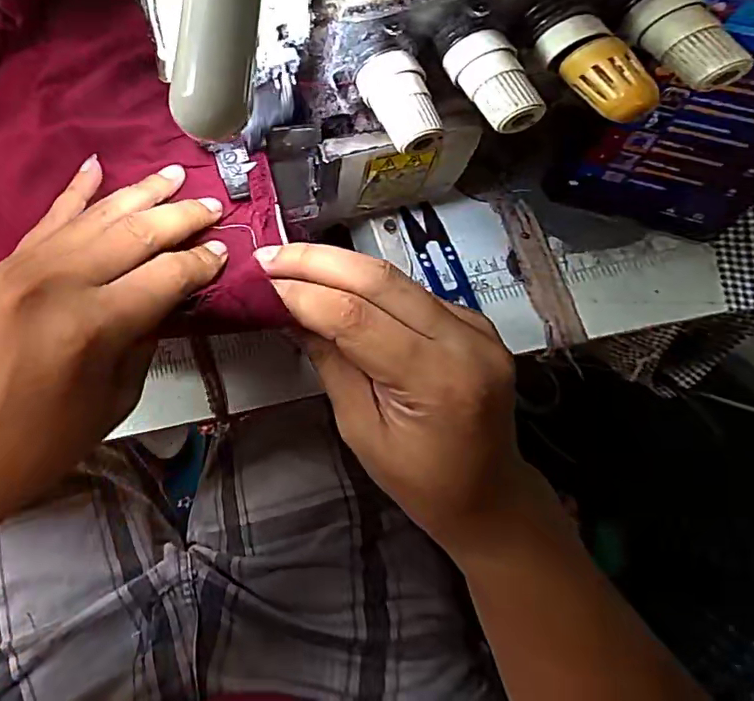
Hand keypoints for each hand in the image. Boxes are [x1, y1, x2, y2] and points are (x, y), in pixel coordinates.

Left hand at [0, 158, 226, 555]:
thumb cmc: (36, 446)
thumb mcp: (111, 400)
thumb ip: (143, 340)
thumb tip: (168, 298)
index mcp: (94, 323)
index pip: (166, 274)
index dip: (201, 262)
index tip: (223, 252)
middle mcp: (63, 280)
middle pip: (137, 232)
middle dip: (181, 216)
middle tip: (212, 206)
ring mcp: (30, 265)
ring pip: (98, 214)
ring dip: (140, 192)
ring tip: (173, 175)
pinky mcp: (8, 263)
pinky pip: (51, 216)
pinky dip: (77, 190)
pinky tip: (96, 166)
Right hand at [260, 243, 547, 560]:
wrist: (492, 497)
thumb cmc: (422, 482)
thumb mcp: (361, 429)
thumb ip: (329, 361)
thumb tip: (289, 310)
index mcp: (436, 380)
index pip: (356, 317)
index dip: (303, 293)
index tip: (261, 282)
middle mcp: (464, 341)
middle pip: (378, 279)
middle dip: (315, 261)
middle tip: (268, 257)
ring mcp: (474, 324)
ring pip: (392, 275)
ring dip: (335, 263)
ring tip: (288, 262)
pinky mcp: (472, 317)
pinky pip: (407, 288)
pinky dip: (362, 280)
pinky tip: (330, 280)